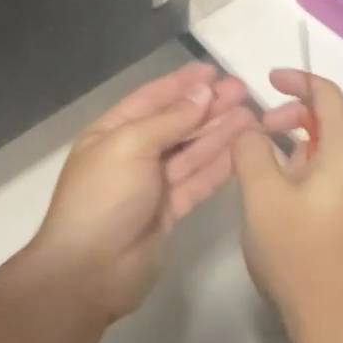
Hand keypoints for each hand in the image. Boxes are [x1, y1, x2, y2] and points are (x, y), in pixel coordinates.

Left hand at [30, 62, 256, 322]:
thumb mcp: (131, 145)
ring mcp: (153, 183)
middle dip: (208, 106)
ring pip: (192, 150)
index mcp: (113, 132)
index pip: (152, 99)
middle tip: (243, 91)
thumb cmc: (103, 197)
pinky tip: (242, 148)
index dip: (182, 84)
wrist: (90, 271)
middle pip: (177, 123)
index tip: (213, 71)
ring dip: (220, 131)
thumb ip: (170, 119)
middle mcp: (134, 153)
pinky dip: (220, 163)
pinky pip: (198, 179)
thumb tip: (202, 91)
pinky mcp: (171, 209)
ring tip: (252, 115)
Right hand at [231, 70, 342, 342]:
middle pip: (338, 116)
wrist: (334, 323)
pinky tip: (285, 184)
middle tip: (262, 124)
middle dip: (299, 109)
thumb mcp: (261, 197)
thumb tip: (251, 125)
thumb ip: (252, 150)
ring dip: (304, 136)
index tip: (267, 79)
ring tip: (268, 155)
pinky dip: (312, 159)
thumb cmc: (297, 255)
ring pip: (338, 143)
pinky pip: (339, 167)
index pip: (330, 96)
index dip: (299, 80)